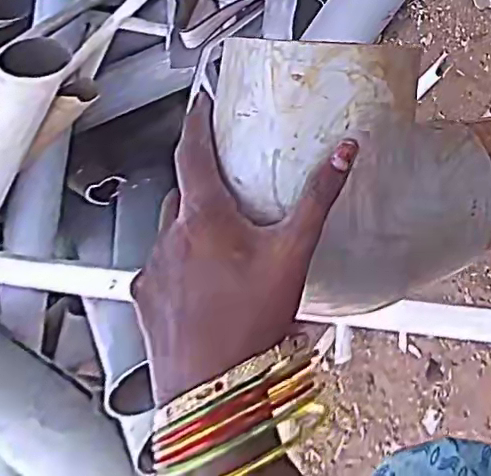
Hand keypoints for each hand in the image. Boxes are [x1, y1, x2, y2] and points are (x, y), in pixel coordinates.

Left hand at [132, 95, 356, 403]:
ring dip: (193, 218)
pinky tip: (210, 271)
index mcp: (204, 218)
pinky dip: (183, 254)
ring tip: (226, 228)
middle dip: (202, 176)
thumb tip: (343, 153)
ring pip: (171, 226)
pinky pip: (162, 261)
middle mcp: (170, 239)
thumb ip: (320, 195)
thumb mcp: (296, 248)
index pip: (191, 154)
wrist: (214, 386)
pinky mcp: (148, 299)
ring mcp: (155, 271)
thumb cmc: (249, 320)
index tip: (199, 103)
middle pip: (182, 190)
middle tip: (228, 172)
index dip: (195, 122)